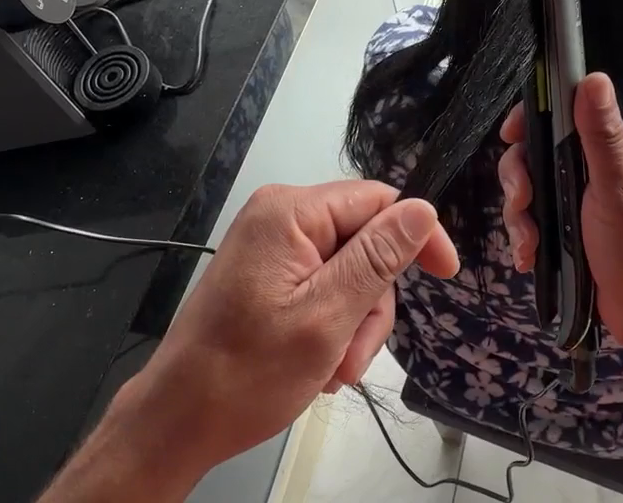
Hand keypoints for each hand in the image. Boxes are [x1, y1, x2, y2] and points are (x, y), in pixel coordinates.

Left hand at [44, 181, 458, 500]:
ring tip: (332, 368)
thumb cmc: (245, 375)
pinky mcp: (267, 270)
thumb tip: (424, 209)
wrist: (177, 421)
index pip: (378, 200)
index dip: (416, 235)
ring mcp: (271, 243)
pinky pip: (323, 283)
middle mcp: (279, 214)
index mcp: (290, 211)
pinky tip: (315, 362)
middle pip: (364, 238)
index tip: (445, 274)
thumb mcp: (326, 317)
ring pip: (349, 268)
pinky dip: (331, 323)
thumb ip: (379, 257)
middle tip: (354, 355)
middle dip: (371, 300)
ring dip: (352, 322)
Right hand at [498, 73, 622, 348]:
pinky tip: (528, 257)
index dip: (531, 121)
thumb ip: (601, 134)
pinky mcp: (569, 226)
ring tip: (527, 245)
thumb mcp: (619, 187)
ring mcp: (581, 197)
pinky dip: (526, 235)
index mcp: (616, 146)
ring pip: (531, 187)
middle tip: (521, 205)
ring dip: (520, 215)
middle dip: (521, 180)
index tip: (510, 137)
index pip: (564, 113)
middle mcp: (596, 165)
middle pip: (538, 152)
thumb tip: (593, 77)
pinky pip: (535, 218)